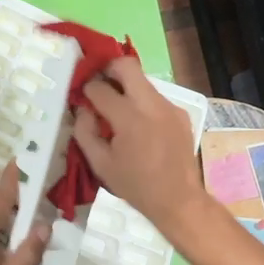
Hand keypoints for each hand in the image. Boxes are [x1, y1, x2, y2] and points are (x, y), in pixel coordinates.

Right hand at [73, 56, 209, 227]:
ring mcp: (169, 106)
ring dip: (126, 87)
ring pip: (142, 80)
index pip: (99, 87)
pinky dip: (142, 103)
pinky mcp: (180, 113)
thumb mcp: (100, 163)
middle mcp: (151, 104)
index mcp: (128, 118)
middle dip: (108, 69)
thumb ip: (85, 131)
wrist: (179, 200)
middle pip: (127, 65)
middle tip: (99, 84)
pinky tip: (140, 125)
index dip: (86, 88)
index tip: (83, 96)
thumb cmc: (135, 185)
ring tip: (119, 109)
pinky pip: (155, 97)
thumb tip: (84, 109)